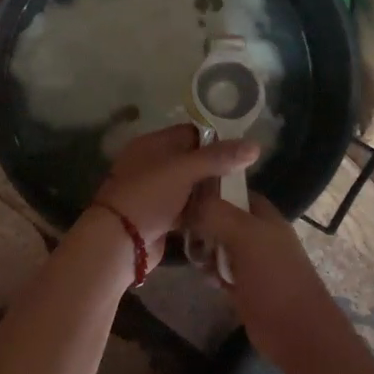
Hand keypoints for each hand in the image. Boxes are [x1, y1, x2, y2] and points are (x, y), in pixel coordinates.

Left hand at [91, 124, 258, 246]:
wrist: (119, 240)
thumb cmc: (148, 196)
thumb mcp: (183, 170)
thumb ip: (218, 158)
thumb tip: (255, 146)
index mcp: (152, 145)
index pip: (190, 133)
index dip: (216, 137)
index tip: (244, 147)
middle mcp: (152, 165)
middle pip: (192, 160)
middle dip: (217, 167)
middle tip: (247, 174)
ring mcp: (155, 192)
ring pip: (190, 186)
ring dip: (211, 191)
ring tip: (241, 194)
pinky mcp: (160, 216)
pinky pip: (186, 208)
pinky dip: (201, 211)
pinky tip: (224, 214)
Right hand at [187, 195, 332, 365]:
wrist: (296, 330)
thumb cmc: (274, 277)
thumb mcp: (245, 235)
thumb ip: (216, 213)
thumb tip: (189, 204)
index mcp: (264, 217)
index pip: (234, 191)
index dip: (210, 190)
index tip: (183, 196)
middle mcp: (258, 234)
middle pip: (222, 218)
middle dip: (202, 223)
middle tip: (184, 231)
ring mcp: (251, 261)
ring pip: (217, 244)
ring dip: (204, 249)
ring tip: (197, 259)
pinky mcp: (243, 285)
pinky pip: (219, 269)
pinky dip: (210, 271)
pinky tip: (207, 279)